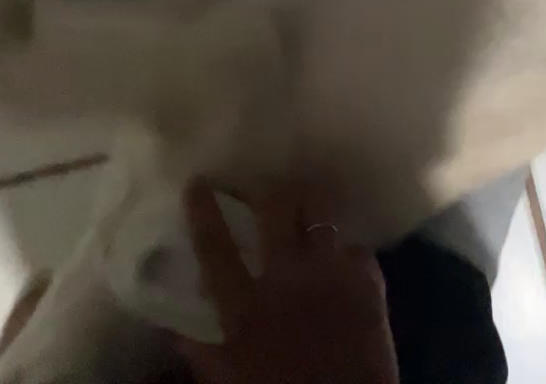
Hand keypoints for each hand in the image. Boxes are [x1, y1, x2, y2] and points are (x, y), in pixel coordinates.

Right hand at [176, 182, 398, 383]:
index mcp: (247, 307)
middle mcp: (288, 276)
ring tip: (305, 199)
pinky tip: (340, 255)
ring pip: (320, 209)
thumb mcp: (232, 378)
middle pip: (276, 207)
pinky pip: (353, 243)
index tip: (198, 182)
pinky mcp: (367, 273)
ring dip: (309, 201)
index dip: (204, 211)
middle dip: (269, 188)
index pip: (216, 248)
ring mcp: (332, 269)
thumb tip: (177, 326)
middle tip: (266, 186)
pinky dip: (342, 248)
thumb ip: (204, 352)